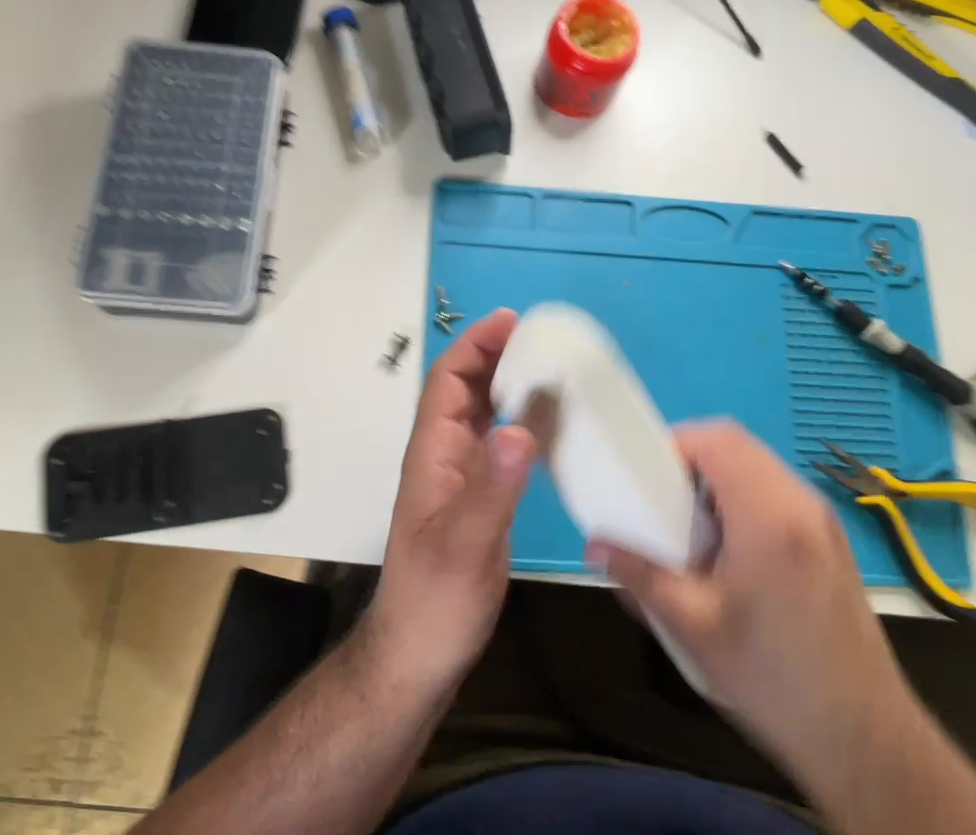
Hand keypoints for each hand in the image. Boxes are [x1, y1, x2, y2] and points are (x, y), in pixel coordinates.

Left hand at [361, 308, 534, 694]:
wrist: (420, 654)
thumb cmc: (435, 600)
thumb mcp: (464, 546)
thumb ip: (491, 489)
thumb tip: (521, 428)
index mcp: (433, 455)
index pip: (448, 382)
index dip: (475, 346)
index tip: (512, 320)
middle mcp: (443, 458)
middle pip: (465, 391)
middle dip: (496, 356)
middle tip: (545, 340)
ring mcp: (459, 480)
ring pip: (482, 416)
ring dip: (510, 387)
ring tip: (555, 371)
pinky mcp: (478, 501)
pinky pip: (498, 447)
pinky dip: (522, 425)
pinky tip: (551, 428)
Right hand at [588, 420, 913, 763]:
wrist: (860, 735)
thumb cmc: (771, 678)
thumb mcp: (692, 627)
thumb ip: (639, 576)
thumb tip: (594, 545)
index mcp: (769, 515)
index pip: (717, 440)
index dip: (672, 445)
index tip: (640, 479)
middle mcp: (802, 504)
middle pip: (739, 446)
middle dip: (689, 461)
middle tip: (656, 504)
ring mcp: (823, 522)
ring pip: (759, 468)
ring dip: (715, 482)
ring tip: (685, 531)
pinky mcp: (830, 543)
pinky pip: (777, 496)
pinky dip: (741, 502)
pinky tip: (724, 554)